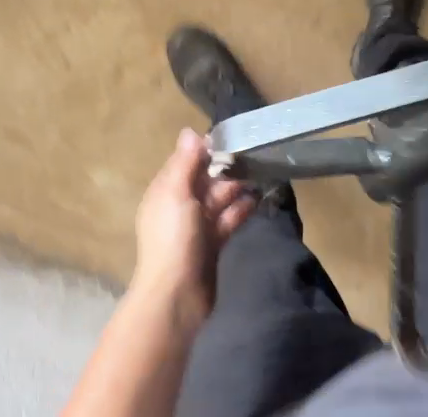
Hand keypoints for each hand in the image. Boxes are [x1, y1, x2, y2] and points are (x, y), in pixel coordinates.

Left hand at [131, 128, 256, 309]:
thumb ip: (185, 163)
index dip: (206, 149)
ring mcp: (198, 226)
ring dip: (237, 187)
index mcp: (166, 191)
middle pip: (205, 179)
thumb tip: (191, 131)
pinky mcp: (214, 244)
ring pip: (219, 199)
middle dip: (226, 168)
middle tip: (254, 155)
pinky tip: (258, 199)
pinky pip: (229, 219)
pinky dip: (241, 209)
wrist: (177, 296)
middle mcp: (180, 206)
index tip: (232, 137)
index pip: (186, 162)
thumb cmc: (173, 239)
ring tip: (262, 173)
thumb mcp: (175, 193)